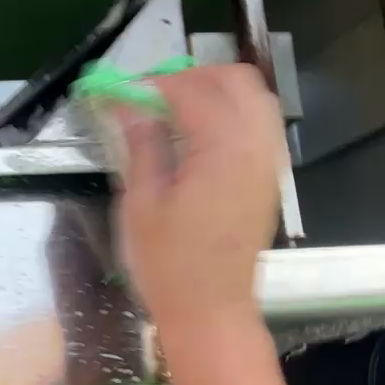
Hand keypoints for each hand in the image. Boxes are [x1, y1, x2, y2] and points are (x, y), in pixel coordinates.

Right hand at [105, 65, 282, 334]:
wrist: (210, 308)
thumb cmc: (167, 263)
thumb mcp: (141, 203)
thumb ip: (141, 145)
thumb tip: (129, 106)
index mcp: (222, 148)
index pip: (190, 90)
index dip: (151, 83)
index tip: (117, 91)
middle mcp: (255, 144)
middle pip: (233, 80)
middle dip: (188, 76)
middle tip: (146, 95)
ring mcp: (267, 160)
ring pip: (252, 97)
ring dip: (212, 91)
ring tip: (169, 111)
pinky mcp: (266, 176)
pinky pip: (257, 123)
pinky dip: (228, 113)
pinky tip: (195, 135)